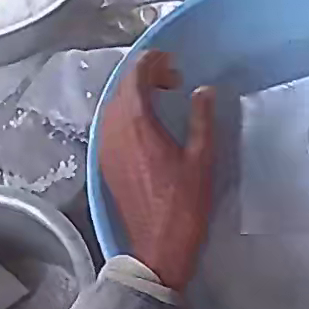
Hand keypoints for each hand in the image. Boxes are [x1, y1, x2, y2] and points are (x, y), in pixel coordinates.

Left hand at [98, 51, 215, 290]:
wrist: (159, 246)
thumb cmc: (184, 205)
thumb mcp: (201, 158)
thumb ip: (201, 118)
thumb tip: (203, 92)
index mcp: (136, 123)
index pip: (136, 76)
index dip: (153, 62)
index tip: (173, 65)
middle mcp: (114, 131)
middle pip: (122, 88)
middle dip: (145, 76)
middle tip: (173, 81)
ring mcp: (106, 148)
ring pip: (114, 106)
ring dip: (135, 95)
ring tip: (162, 99)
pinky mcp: (106, 164)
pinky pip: (111, 126)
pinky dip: (127, 115)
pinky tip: (147, 125)